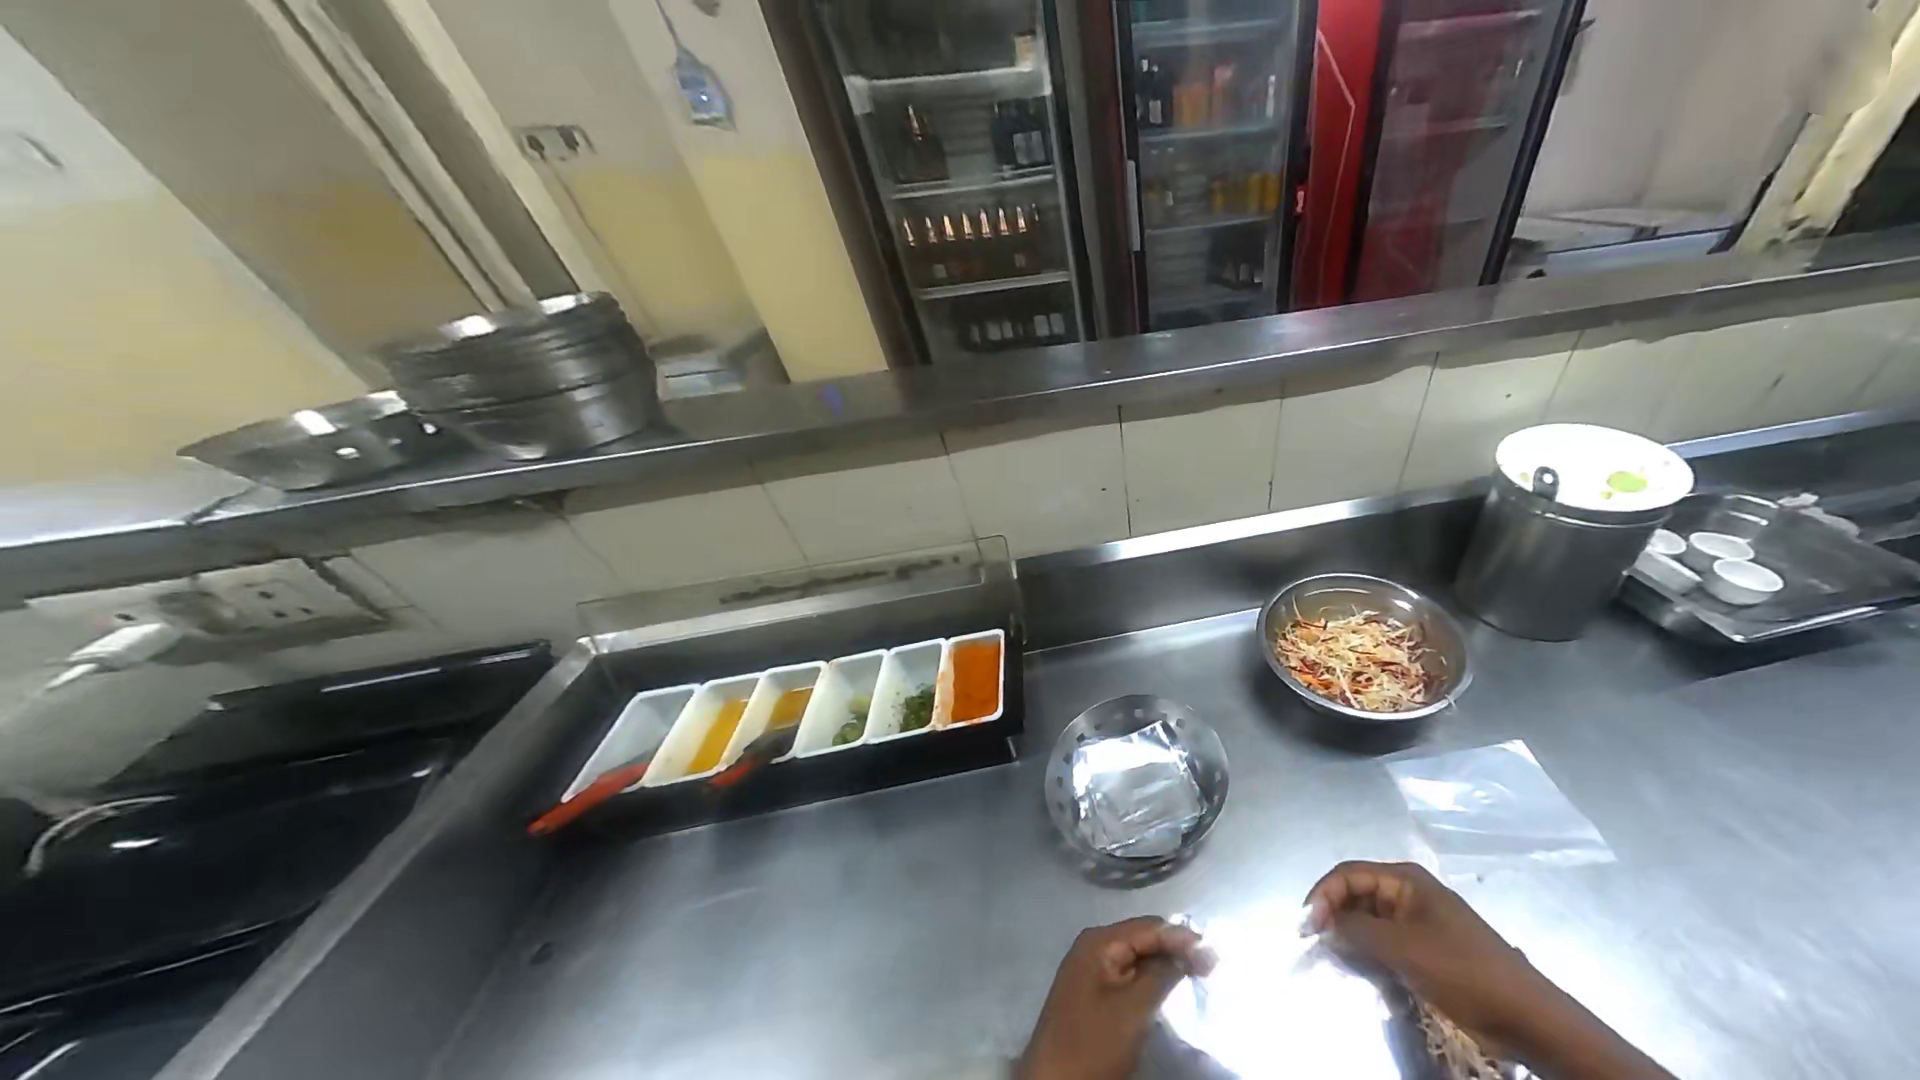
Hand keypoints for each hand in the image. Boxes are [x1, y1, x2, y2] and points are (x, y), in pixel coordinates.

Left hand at [1016, 917, 1210, 1079]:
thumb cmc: (1093, 1043)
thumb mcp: (1133, 1009)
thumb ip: (1163, 974)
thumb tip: (1194, 950)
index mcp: (1099, 941)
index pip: (1149, 927)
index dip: (1183, 938)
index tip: (1216, 957)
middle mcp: (1094, 947)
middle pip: (1143, 939)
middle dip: (1177, 950)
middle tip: (1212, 968)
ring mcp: (1093, 970)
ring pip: (1138, 958)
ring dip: (1166, 966)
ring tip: (1199, 978)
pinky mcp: (1095, 993)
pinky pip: (1129, 976)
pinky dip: (1152, 981)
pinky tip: (1171, 992)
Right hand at [1305, 861, 1673, 1079]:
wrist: (1529, 1018)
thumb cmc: (1464, 970)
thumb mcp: (1403, 948)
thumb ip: (1355, 930)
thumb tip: (1321, 923)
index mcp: (1405, 879)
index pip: (1347, 874)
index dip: (1321, 894)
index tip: (1306, 925)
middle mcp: (1408, 893)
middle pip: (1355, 894)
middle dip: (1332, 914)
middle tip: (1315, 941)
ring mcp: (1418, 922)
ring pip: (1367, 919)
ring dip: (1349, 936)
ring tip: (1337, 957)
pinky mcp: (1424, 949)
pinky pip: (1384, 941)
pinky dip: (1368, 952)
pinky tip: (1363, 969)